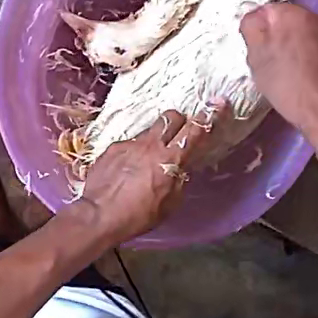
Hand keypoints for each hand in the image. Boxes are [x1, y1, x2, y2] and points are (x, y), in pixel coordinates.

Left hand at [75, 104, 220, 243]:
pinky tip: (127, 170)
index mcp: (170, 159)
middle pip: (170, 117)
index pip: (195, 130)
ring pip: (148, 132)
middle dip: (179, 121)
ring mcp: (129, 144)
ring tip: (146, 161)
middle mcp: (150, 145)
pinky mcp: (111, 148)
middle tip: (179, 134)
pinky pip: (129, 145)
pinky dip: (133, 153)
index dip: (209, 115)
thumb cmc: (139, 215)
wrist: (99, 215)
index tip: (218, 102)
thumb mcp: (170, 203)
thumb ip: (178, 180)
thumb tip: (180, 169)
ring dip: (154, 140)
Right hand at [240, 2, 317, 140]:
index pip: (264, 10)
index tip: (252, 47)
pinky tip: (295, 70)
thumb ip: (251, 27)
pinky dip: (300, 51)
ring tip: (280, 66)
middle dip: (272, 34)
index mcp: (290, 13)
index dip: (255, 29)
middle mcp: (312, 16)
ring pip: (296, 31)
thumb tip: (253, 17)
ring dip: (286, 42)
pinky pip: (309, 42)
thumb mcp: (255, 55)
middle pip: (282, 19)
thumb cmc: (283, 82)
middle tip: (264, 58)